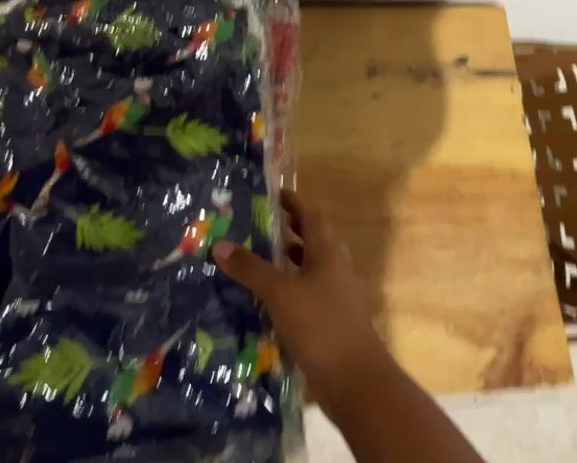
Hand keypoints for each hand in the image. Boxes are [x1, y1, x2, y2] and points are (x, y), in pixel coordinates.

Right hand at [211, 189, 390, 402]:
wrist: (356, 383)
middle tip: (262, 225)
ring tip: (262, 260)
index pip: (312, 217)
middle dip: (291, 232)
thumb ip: (250, 268)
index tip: (274, 195)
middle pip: (315, 242)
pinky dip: (292, 290)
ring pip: (313, 270)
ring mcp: (338, 299)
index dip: (294, 204)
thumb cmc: (320, 325)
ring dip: (291, 262)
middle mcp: (337, 271)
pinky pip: (311, 295)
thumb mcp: (279, 293)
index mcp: (328, 254)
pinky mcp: (334, 323)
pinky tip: (271, 300)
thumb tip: (220, 244)